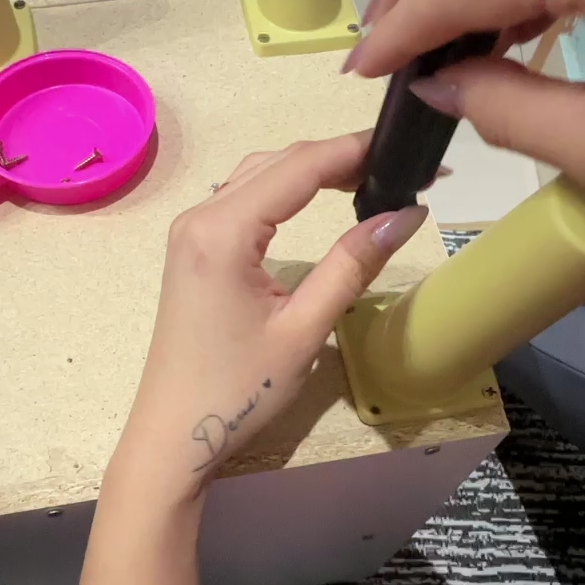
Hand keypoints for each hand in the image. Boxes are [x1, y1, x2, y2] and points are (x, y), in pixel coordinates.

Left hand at [107, 133, 427, 499]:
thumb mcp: (303, 330)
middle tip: (398, 168)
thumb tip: (407, 214)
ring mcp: (189, 232)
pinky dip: (282, 192)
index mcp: (223, 231)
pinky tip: (312, 201)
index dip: (359, 150)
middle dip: (338, 157)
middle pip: (277, 163)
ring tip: (366, 179)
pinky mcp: (191, 251)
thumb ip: (352, 265)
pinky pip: (240, 201)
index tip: (411, 151)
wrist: (173, 433)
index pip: (300, 166)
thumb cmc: (238, 391)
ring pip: (257, 177)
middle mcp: (199, 217)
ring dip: (309, 171)